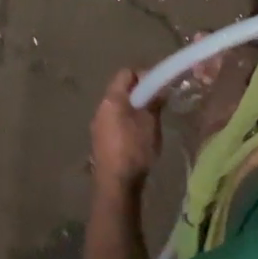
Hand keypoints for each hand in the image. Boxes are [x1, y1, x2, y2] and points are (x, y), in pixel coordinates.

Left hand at [90, 69, 159, 189]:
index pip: (126, 73)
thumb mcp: (151, 122)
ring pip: (117, 107)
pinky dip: (126, 121)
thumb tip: (160, 88)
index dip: (143, 75)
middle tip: (156, 102)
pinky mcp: (99, 141)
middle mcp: (100, 108)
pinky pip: (114, 121)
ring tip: (149, 119)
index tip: (158, 86)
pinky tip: (138, 135)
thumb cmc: (134, 148)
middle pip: (120, 90)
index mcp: (111, 99)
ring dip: (133, 108)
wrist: (116, 185)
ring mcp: (97, 126)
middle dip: (139, 92)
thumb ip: (154, 101)